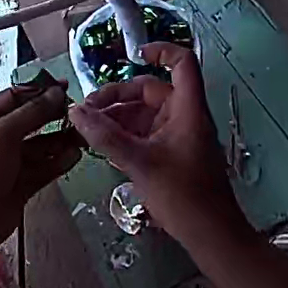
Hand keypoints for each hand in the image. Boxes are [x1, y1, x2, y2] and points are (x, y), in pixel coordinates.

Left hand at [0, 83, 81, 257]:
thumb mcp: (1, 133)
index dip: (39, 90)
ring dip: (60, 139)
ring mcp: (8, 163)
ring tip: (82, 135)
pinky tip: (74, 155)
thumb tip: (55, 93)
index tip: (65, 86)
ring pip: (40, 146)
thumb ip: (31, 112)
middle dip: (52, 115)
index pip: (14, 97)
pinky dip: (58, 162)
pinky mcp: (20, 185)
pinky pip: (43, 168)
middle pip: (30, 120)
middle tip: (78, 112)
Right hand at [69, 43, 244, 240]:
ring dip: (116, 117)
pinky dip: (124, 134)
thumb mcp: (139, 163)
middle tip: (88, 110)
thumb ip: (105, 136)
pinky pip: (145, 132)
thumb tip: (75, 112)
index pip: (182, 63)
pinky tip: (103, 145)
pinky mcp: (172, 153)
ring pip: (144, 113)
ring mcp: (178, 134)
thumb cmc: (184, 196)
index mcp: (188, 109)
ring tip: (88, 129)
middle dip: (117, 96)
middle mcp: (184, 115)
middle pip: (150, 90)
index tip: (134, 54)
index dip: (161, 50)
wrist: (211, 237)